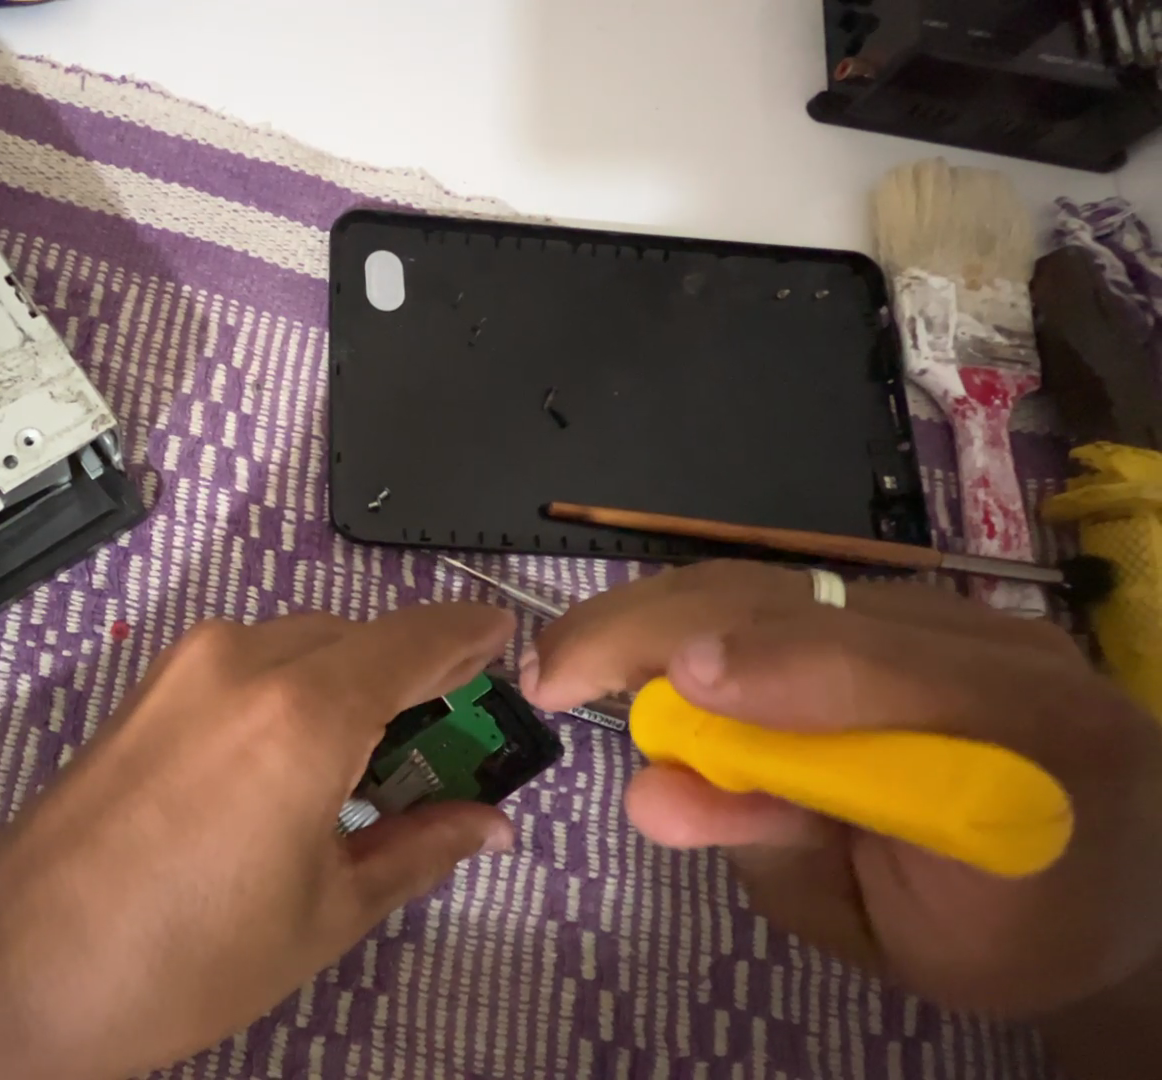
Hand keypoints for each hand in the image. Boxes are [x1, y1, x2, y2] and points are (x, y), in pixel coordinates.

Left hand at [0, 604, 517, 1076]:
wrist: (24, 949)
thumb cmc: (188, 951)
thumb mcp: (326, 911)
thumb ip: (419, 847)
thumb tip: (490, 822)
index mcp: (306, 712)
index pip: (416, 640)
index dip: (468, 638)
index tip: (502, 644)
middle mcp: (249, 657)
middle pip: (360, 638)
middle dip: (411, 674)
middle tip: (440, 739)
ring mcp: (193, 659)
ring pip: (305, 641)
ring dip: (349, 678)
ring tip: (363, 758)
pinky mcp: (156, 675)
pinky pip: (253, 655)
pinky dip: (295, 682)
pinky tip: (293, 749)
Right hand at [520, 561, 1161, 1018]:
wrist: (1057, 880)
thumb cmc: (969, 924)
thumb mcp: (878, 922)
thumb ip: (773, 847)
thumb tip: (646, 795)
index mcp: (1043, 745)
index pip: (912, 678)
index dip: (794, 667)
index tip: (680, 683)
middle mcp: (982, 646)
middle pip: (794, 606)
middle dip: (656, 630)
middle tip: (548, 674)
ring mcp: (917, 612)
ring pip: (749, 584)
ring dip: (634, 617)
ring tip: (556, 659)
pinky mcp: (856, 605)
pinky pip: (741, 592)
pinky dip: (657, 616)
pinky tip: (603, 643)